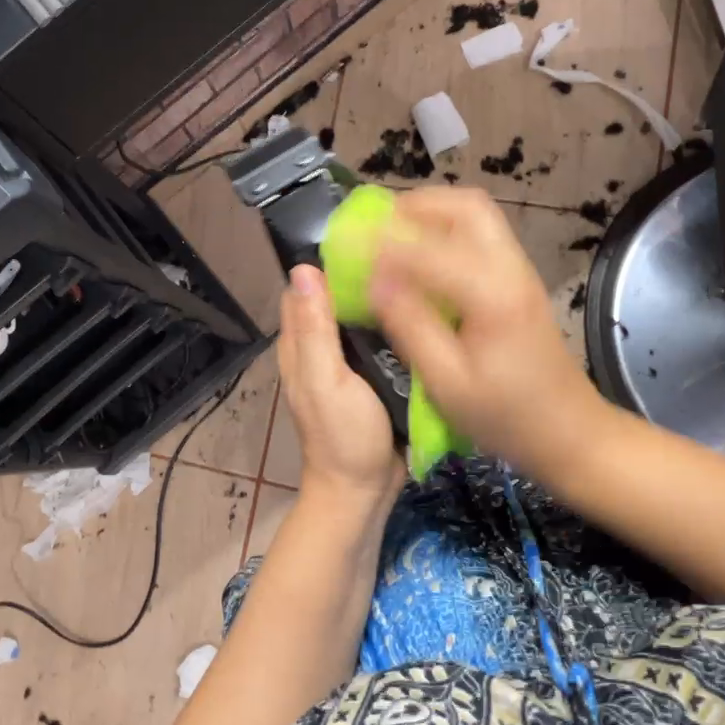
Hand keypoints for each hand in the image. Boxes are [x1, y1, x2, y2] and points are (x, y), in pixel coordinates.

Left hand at [278, 265, 401, 508]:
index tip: (365, 234)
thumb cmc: (341, 435)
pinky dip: (397, 324)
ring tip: (420, 268)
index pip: (305, 287)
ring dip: (383, 298)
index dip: (328, 260)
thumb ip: (315, 329)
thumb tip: (303, 269)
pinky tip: (425, 308)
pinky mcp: (376, 374)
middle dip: (362, 275)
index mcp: (300, 343)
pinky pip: (384, 339)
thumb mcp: (325, 380)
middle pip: (338, 297)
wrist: (365, 490)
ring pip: (364, 316)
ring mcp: (349, 361)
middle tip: (404, 247)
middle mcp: (321, 346)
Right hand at [370, 187, 609, 470]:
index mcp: (491, 294)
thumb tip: (374, 281)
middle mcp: (509, 268)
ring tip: (391, 236)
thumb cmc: (505, 416)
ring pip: (475, 214)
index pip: (428, 250)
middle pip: (465, 206)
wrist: (570, 431)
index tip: (347, 251)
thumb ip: (410, 326)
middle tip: (375, 225)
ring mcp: (519, 270)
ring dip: (430, 214)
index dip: (383, 247)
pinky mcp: (518, 280)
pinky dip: (445, 231)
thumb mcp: (448, 383)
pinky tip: (419, 259)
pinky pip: (480, 235)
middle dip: (414, 206)